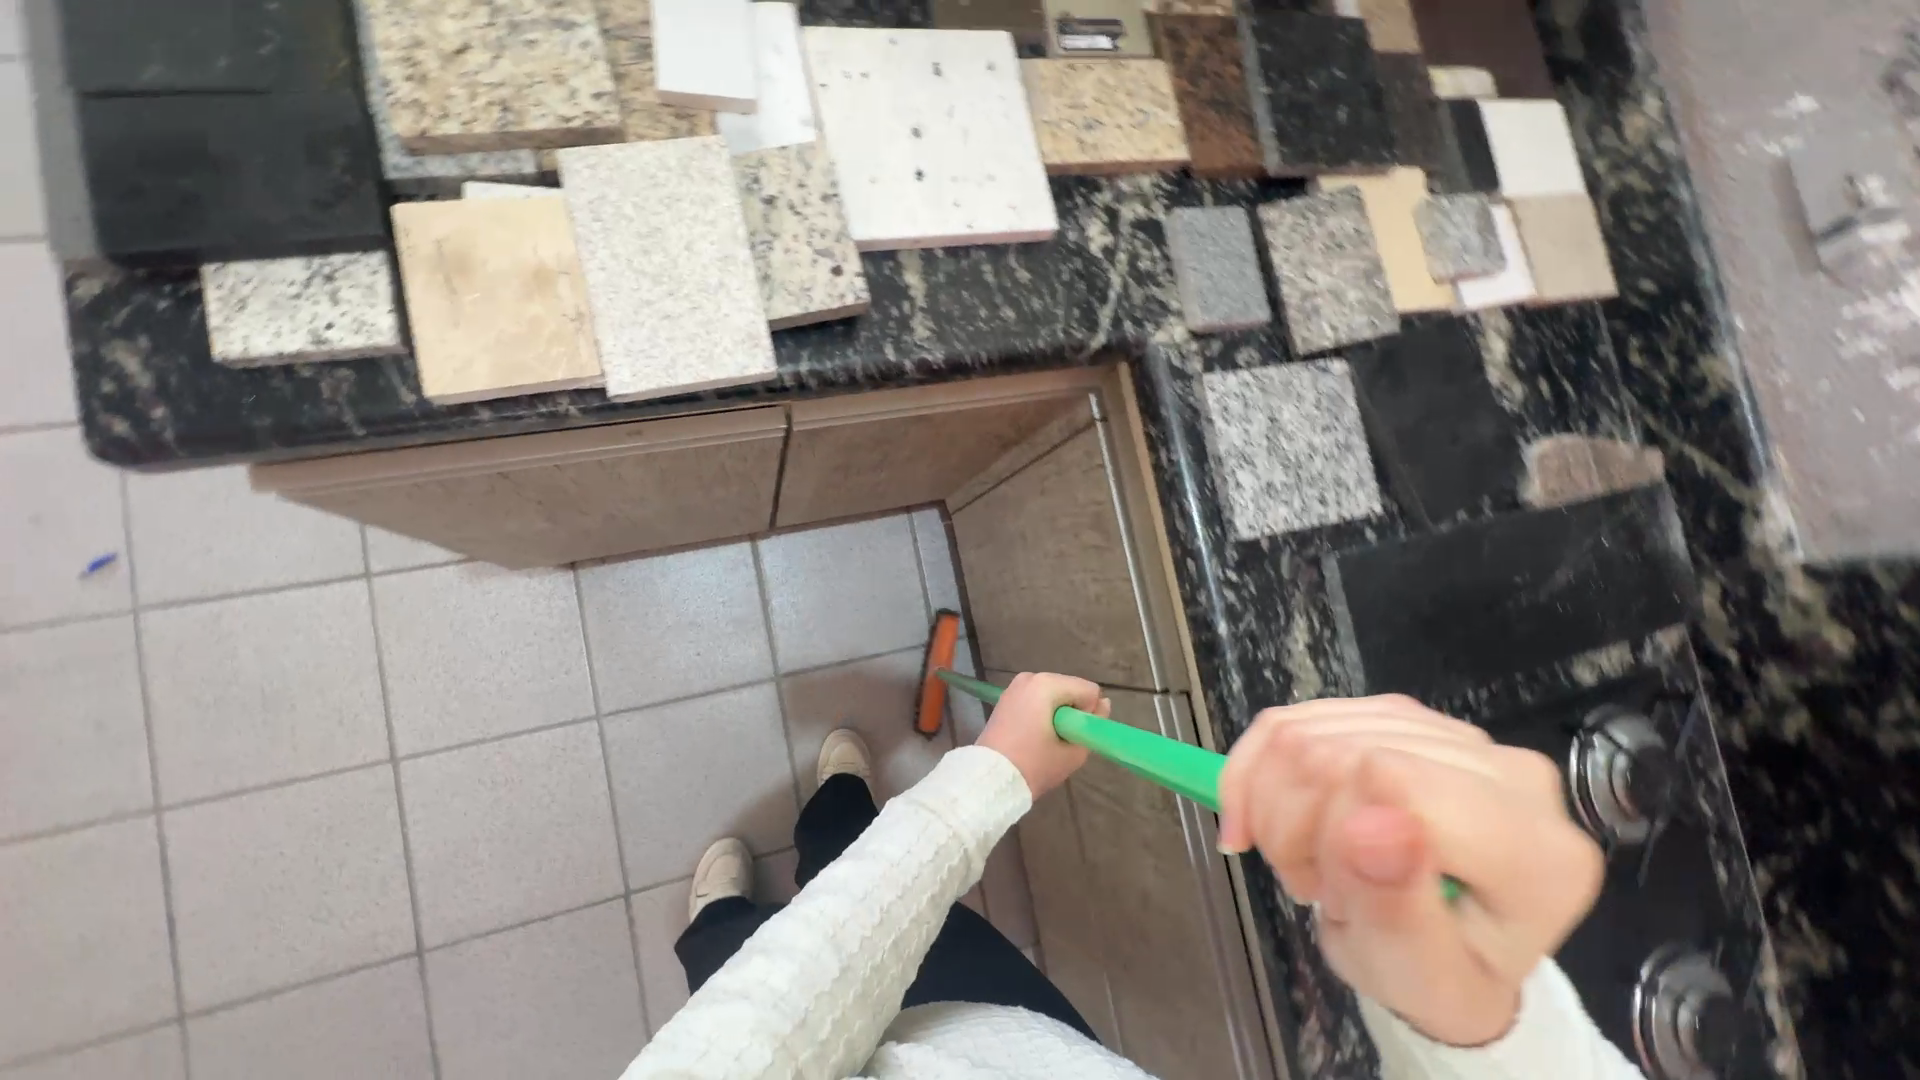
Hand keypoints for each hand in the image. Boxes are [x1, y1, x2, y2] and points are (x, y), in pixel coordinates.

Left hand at [976, 672, 1108, 799]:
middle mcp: (1030, 677)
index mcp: (1047, 684)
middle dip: (1072, 712)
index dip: (1088, 715)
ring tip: (1045, 740)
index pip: (1089, 690)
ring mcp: (1016, 686)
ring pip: (1054, 695)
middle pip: (1070, 689)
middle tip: (1060, 740)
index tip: (1074, 736)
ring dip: (1057, 713)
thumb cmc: (1034, 765)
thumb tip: (1104, 704)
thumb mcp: (1073, 751)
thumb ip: (1093, 725)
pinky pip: (1037, 699)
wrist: (989, 778)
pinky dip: (1042, 713)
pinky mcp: (1007, 697)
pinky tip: (1032, 735)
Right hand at [1216, 696, 1603, 1046]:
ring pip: (1314, 729)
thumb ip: (1398, 909)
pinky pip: (1306, 715)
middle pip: (1343, 751)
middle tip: (1303, 879)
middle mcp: (1510, 774)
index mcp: (1533, 848)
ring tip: (1296, 852)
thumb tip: (1370, 826)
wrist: (1441, 950)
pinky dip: (1262, 763)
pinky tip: (1264, 806)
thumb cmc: (1434, 976)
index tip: (1310, 889)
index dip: (1325, 827)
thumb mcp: (1415, 974)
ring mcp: (1458, 736)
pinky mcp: (1409, 717)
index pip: (1393, 781)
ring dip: (1272, 794)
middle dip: (1288, 818)